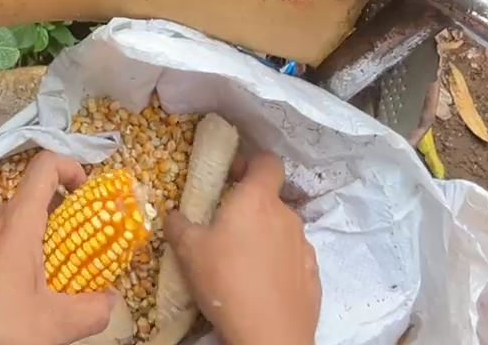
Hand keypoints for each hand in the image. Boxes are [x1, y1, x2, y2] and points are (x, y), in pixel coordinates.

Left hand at [0, 151, 116, 344]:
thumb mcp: (53, 325)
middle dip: (66, 212)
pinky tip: (31, 289)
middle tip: (85, 244)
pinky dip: (26, 249)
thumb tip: (111, 300)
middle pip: (37, 194)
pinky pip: (6, 237)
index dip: (71, 167)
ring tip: (62, 272)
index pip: (45, 166)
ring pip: (21, 219)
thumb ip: (91, 311)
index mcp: (18, 221)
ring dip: (46, 235)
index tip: (90, 194)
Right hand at [165, 152, 320, 344]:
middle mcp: (286, 216)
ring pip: (282, 230)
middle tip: (226, 228)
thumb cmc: (227, 282)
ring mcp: (305, 248)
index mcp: (258, 199)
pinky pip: (294, 259)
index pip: (268, 161)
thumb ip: (178, 224)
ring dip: (265, 237)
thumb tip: (173, 215)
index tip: (232, 178)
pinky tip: (262, 285)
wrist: (270, 339)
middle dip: (251, 208)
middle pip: (270, 199)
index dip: (251, 162)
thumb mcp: (188, 249)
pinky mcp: (314, 279)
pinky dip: (280, 264)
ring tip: (243, 262)